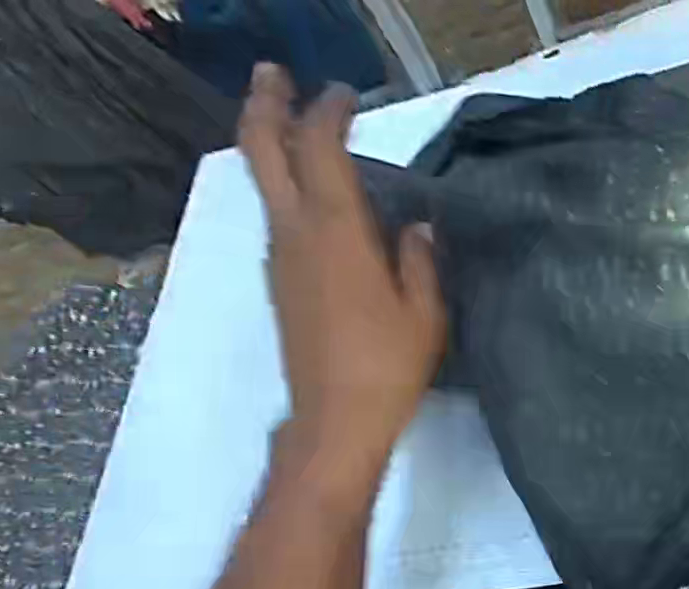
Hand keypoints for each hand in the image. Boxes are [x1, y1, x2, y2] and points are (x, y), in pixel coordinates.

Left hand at [238, 63, 444, 492]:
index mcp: (337, 233)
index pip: (322, 150)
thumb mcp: (425, 315)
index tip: (346, 94)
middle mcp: (295, 232)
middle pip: (262, 149)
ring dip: (272, 144)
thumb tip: (418, 226)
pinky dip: (285, 187)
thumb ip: (421, 263)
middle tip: (276, 75)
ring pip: (263, 181)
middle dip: (267, 104)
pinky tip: (311, 199)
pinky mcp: (279, 280)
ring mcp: (279, 256)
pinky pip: (276, 216)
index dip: (330, 113)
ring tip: (295, 130)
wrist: (337, 413)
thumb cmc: (390, 364)